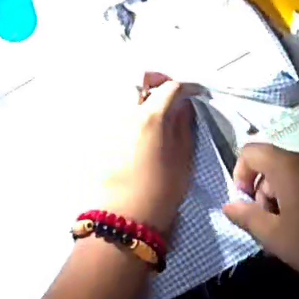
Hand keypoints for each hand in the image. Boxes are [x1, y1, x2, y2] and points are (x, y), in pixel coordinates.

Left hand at [98, 73, 194, 232]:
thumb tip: (185, 107)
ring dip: (141, 94)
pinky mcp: (101, 137)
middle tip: (171, 92)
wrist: (123, 218)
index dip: (187, 86)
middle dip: (157, 80)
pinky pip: (116, 112)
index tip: (196, 93)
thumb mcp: (183, 159)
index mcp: (151, 116)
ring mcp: (111, 124)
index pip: (171, 87)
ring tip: (156, 108)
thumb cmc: (160, 190)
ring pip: (124, 94)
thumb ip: (184, 127)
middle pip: (139, 80)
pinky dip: (129, 110)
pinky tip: (141, 126)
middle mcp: (127, 113)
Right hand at [222, 143, 298, 294]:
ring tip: (288, 234)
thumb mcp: (276, 237)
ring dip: (281, 200)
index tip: (246, 205)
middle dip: (262, 193)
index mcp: (289, 166)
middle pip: (272, 164)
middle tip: (269, 227)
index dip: (240, 174)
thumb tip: (228, 204)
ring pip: (291, 175)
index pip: (252, 150)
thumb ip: (248, 217)